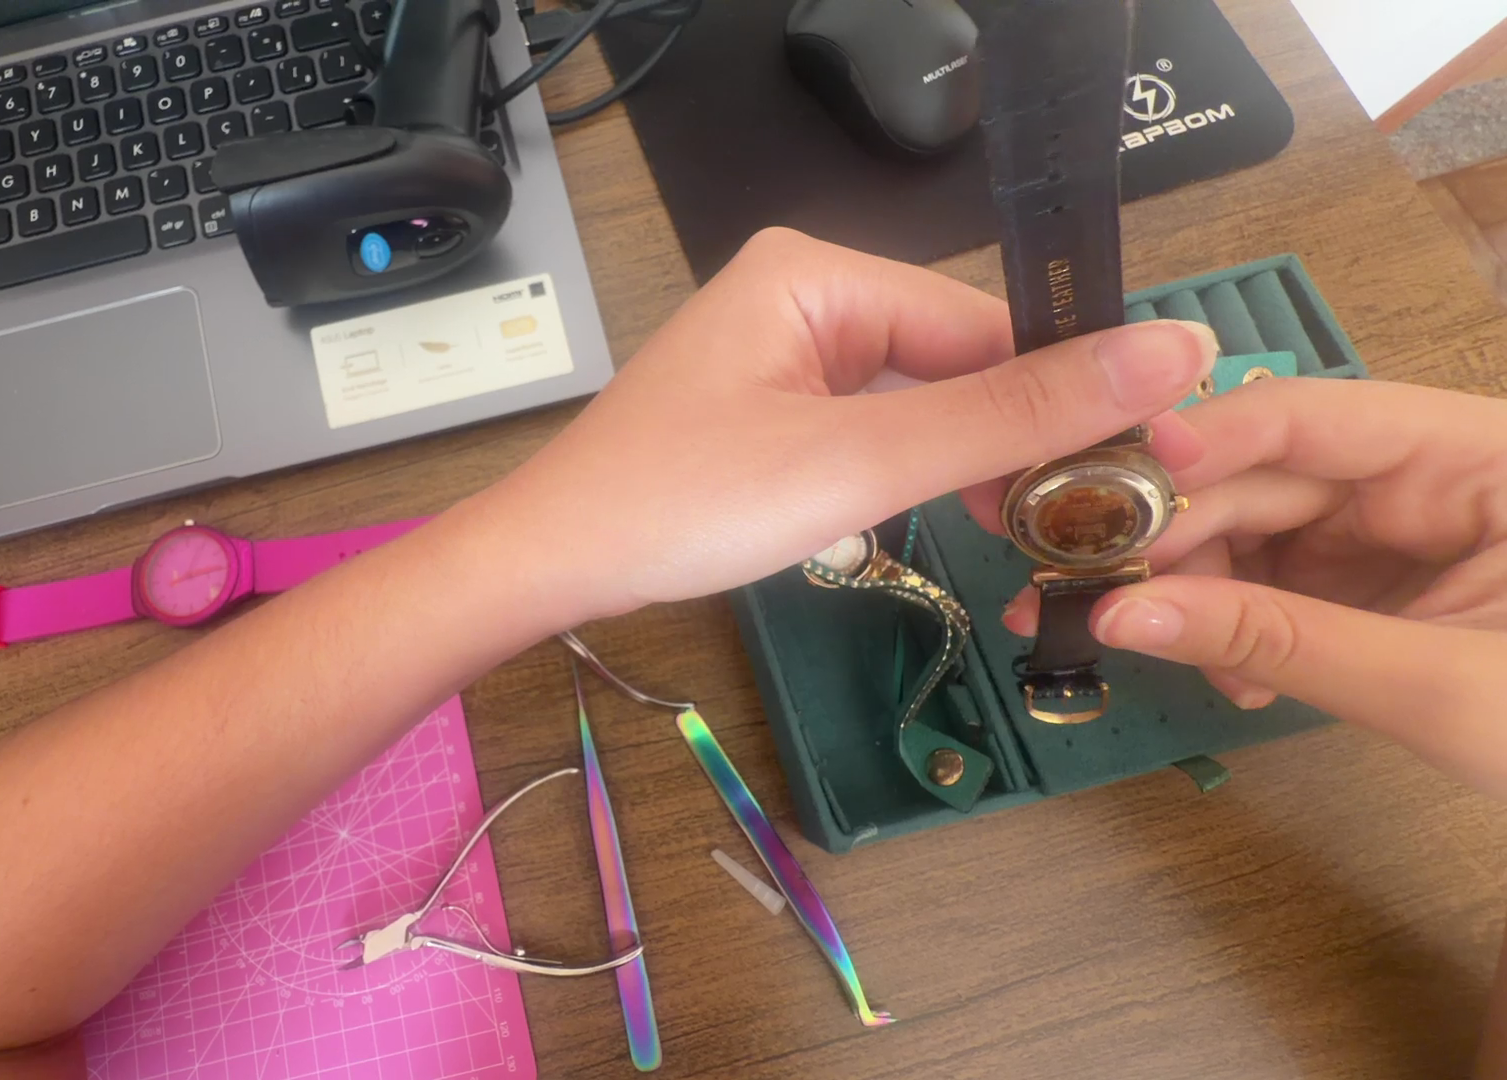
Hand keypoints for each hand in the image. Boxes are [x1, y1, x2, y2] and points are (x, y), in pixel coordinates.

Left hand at [463, 228, 1215, 623]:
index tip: (1123, 472)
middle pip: (939, 358)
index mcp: (813, 273)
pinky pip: (847, 427)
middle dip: (993, 438)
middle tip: (1056, 520)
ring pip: (896, 401)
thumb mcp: (852, 460)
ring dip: (943, 461)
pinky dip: (884, 471)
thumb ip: (1002, 413)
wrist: (557, 558)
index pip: (978, 320)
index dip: (1054, 396)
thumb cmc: (685, 502)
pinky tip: (907, 513)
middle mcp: (790, 297)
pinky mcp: (751, 409)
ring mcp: (766, 356)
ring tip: (997, 526)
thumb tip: (1172, 349)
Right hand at [996, 377, 1506, 797]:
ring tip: (1175, 659)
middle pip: (1254, 485)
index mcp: (1487, 459)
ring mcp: (1390, 532)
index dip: (1201, 442)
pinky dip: (1226, 627)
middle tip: (1089, 596)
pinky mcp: (1364, 581)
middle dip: (1171, 546)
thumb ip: (1274, 641)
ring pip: (1241, 537)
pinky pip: (1260, 583)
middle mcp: (1426, 479)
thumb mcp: (1449, 689)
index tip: (1100, 488)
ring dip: (1190, 597)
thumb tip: (1110, 619)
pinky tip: (1234, 678)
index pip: (1316, 417)